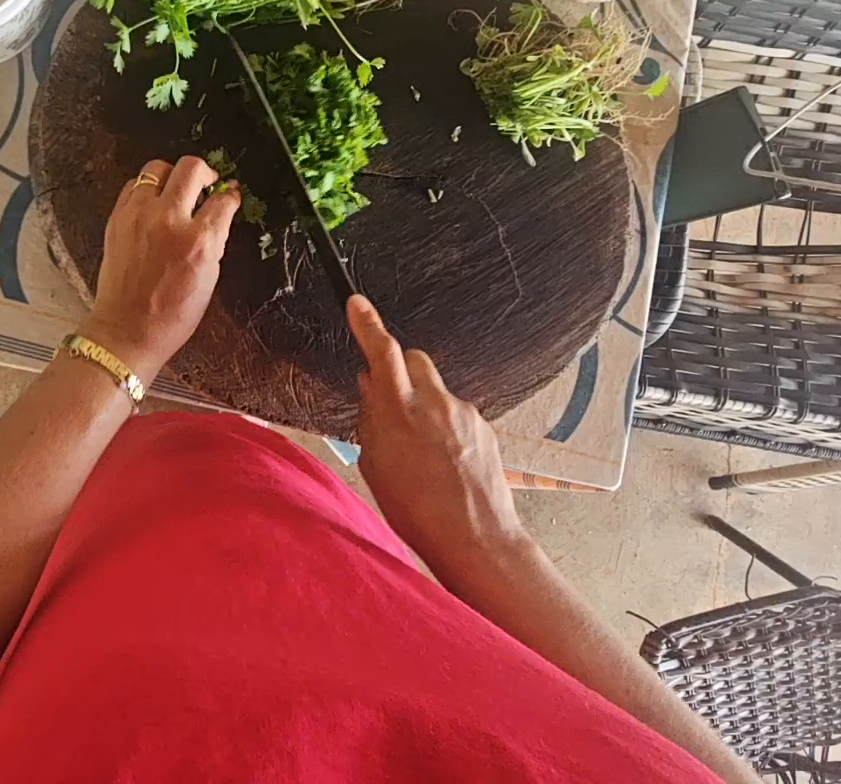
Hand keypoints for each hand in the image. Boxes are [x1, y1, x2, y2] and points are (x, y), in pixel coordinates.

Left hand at [78, 157, 240, 379]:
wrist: (127, 329)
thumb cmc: (172, 314)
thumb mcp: (209, 278)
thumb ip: (215, 240)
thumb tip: (220, 213)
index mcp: (198, 241)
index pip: (222, 200)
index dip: (231, 196)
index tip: (230, 195)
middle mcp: (168, 221)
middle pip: (191, 168)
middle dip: (205, 172)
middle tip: (207, 183)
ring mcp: (138, 216)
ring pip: (157, 168)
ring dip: (172, 176)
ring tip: (177, 192)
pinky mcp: (117, 219)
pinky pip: (133, 186)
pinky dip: (146, 189)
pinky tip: (153, 204)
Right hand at [345, 295, 527, 573]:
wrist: (474, 538)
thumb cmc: (415, 508)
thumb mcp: (374, 462)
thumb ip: (370, 418)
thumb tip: (370, 387)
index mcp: (399, 411)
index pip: (381, 353)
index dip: (367, 324)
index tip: (357, 303)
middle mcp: (435, 403)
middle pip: (414, 358)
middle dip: (399, 368)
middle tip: (388, 396)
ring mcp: (464, 413)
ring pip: (435, 387)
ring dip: (422, 400)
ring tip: (417, 444)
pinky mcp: (484, 427)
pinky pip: (456, 410)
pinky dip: (444, 423)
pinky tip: (441, 457)